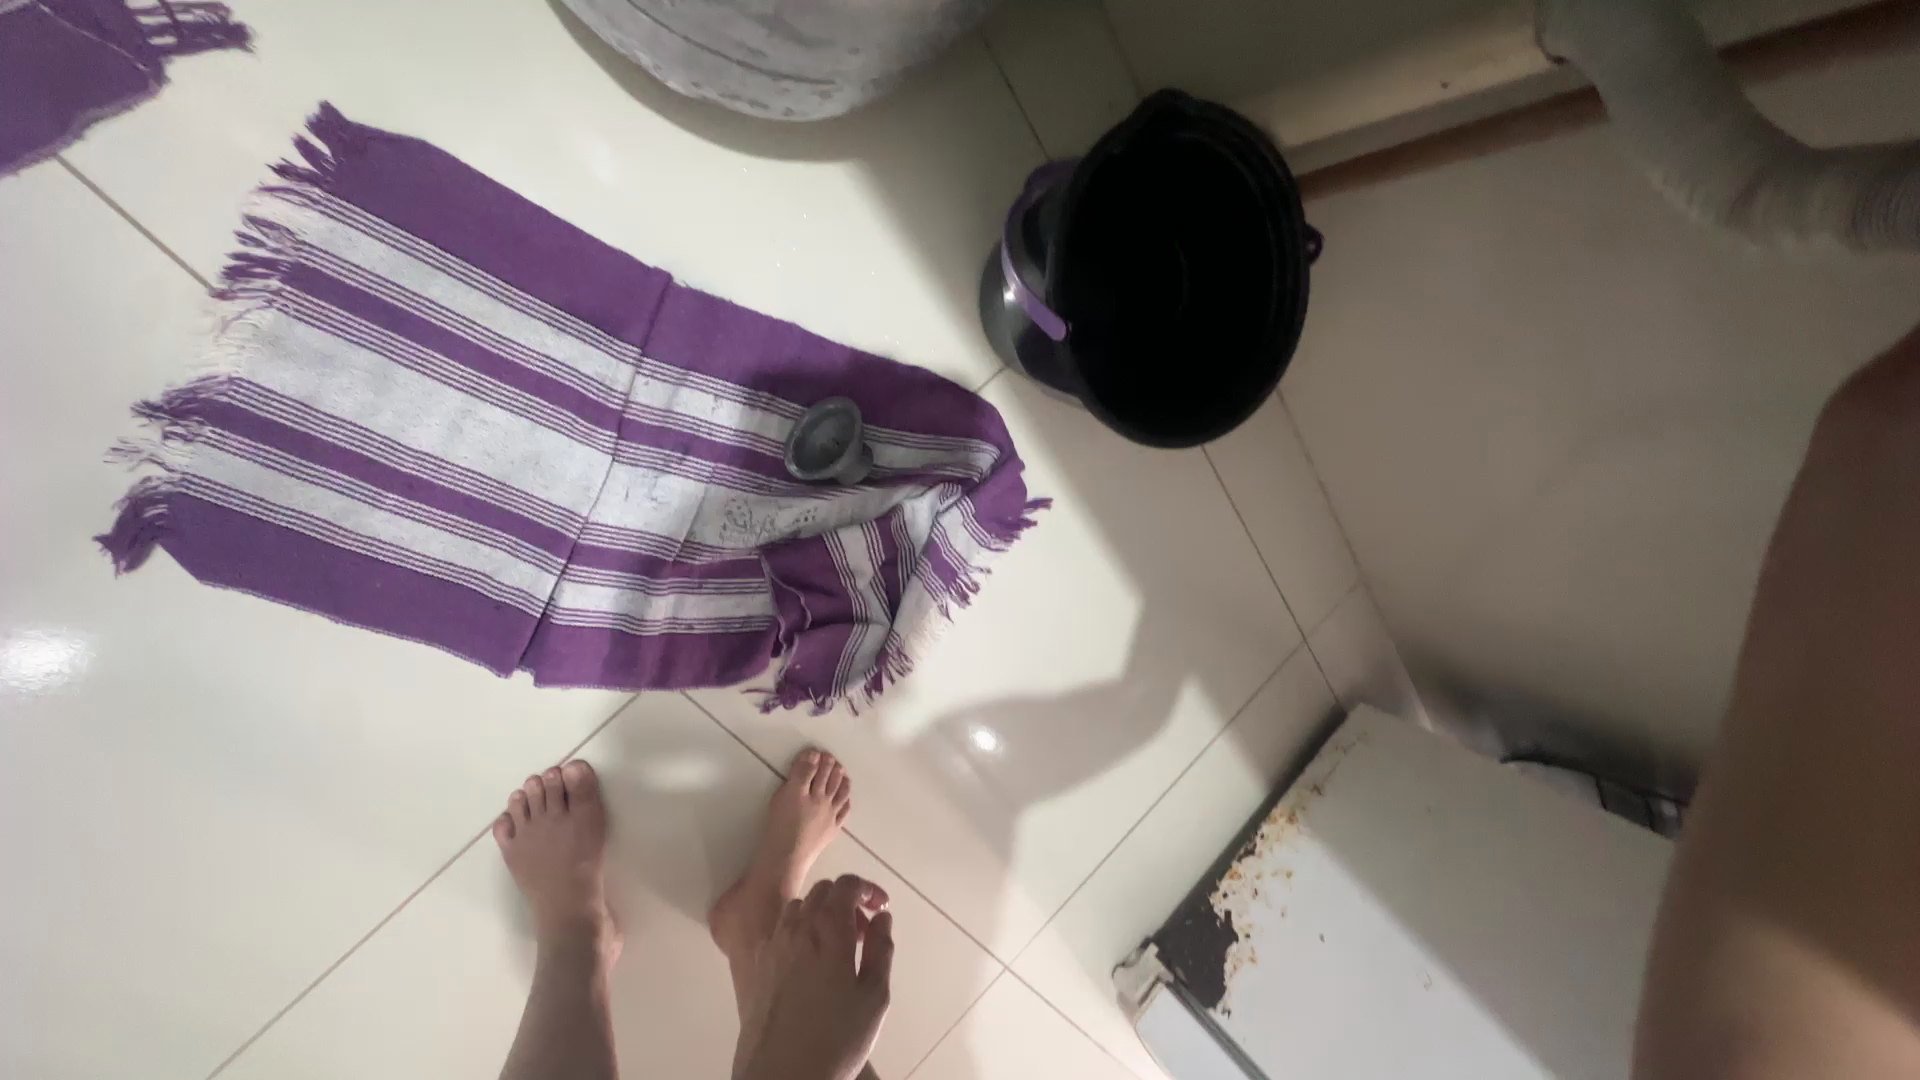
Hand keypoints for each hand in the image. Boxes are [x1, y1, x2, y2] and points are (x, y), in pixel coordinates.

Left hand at [735, 874, 893, 1079]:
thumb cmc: (835, 1040)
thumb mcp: (874, 998)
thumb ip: (881, 949)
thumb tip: (882, 917)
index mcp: (829, 929)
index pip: (847, 884)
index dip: (867, 889)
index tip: (880, 908)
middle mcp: (798, 927)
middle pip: (823, 891)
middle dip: (846, 902)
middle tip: (863, 934)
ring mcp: (774, 945)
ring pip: (799, 908)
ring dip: (820, 915)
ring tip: (836, 949)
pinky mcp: (758, 966)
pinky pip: (780, 931)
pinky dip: (798, 932)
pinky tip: (807, 966)